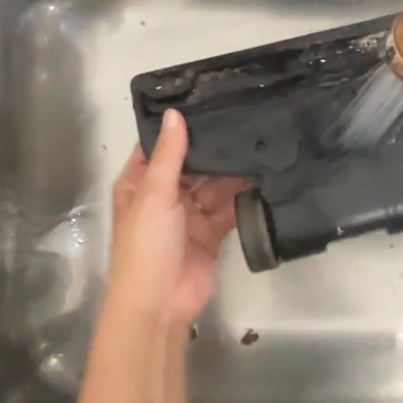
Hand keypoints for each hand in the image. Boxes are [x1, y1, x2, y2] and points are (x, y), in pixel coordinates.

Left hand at [107, 109, 248, 327]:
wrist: (159, 305)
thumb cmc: (146, 246)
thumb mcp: (153, 195)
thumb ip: (169, 155)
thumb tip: (175, 112)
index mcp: (140, 182)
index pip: (160, 145)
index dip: (179, 126)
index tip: (207, 97)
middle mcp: (164, 194)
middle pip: (191, 163)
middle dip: (213, 147)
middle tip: (245, 116)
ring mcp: (188, 214)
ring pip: (213, 184)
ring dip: (231, 171)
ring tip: (259, 142)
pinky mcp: (211, 232)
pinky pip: (228, 207)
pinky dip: (242, 197)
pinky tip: (262, 176)